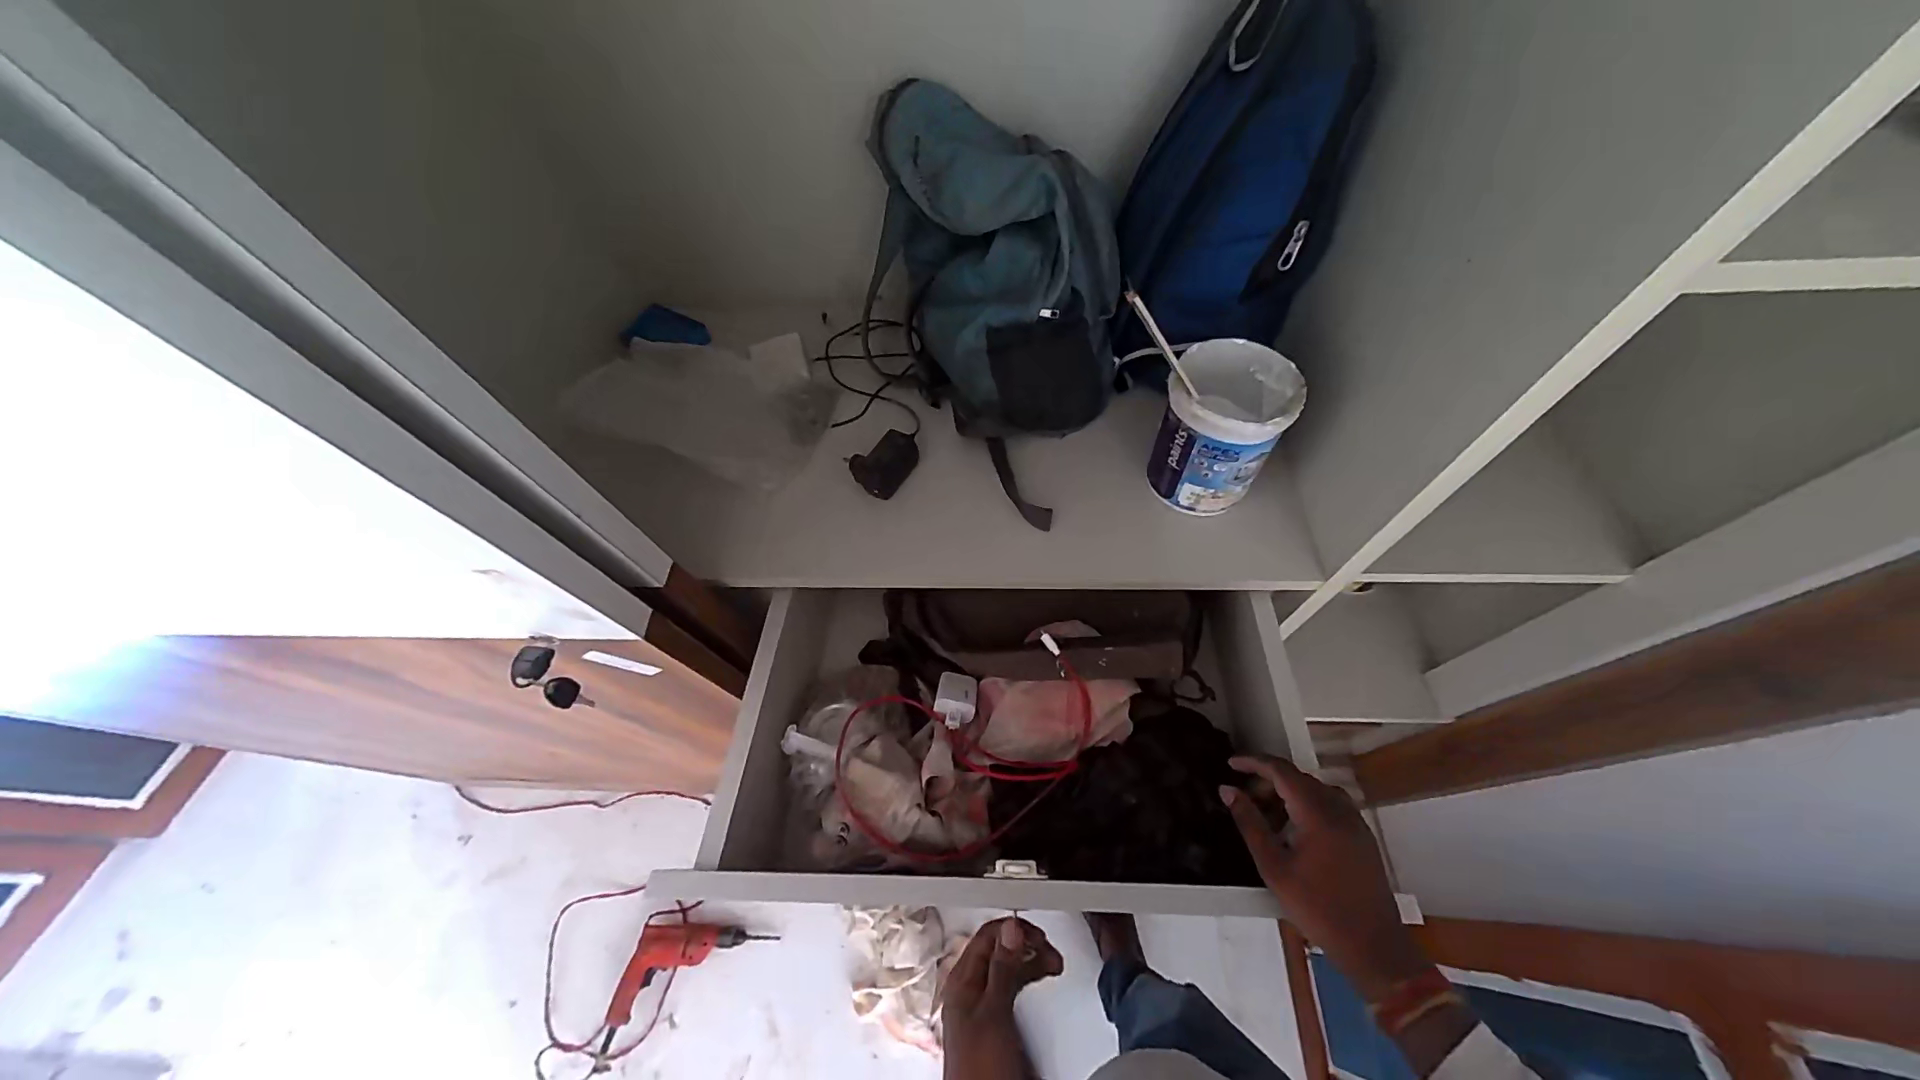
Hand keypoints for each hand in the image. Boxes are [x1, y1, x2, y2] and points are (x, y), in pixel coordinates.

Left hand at [942, 918, 1061, 1078]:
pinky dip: (1030, 976)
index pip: (988, 935)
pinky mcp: (999, 1020)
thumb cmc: (981, 1069)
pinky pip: (1014, 985)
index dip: (1013, 929)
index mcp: (963, 979)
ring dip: (1031, 959)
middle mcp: (972, 987)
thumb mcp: (994, 1012)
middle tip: (1050, 950)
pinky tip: (1043, 977)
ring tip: (1054, 963)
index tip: (1039, 935)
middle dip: (1026, 944)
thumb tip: (1010, 929)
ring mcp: (986, 1004)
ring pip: (1009, 966)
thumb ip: (1002, 968)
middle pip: (999, 949)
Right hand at [1220, 755, 1431, 1002]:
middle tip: (1246, 800)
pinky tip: (1295, 831)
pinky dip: (1308, 806)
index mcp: (1318, 813)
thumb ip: (1250, 823)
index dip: (1254, 762)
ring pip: (1316, 791)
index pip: (1281, 771)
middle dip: (1268, 781)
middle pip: (1299, 778)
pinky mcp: (1363, 838)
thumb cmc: (1317, 907)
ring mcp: (1356, 823)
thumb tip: (1228, 791)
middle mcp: (1340, 810)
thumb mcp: (1273, 867)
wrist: (1373, 946)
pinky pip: (1332, 806)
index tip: (1231, 763)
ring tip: (1269, 817)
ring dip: (1289, 794)